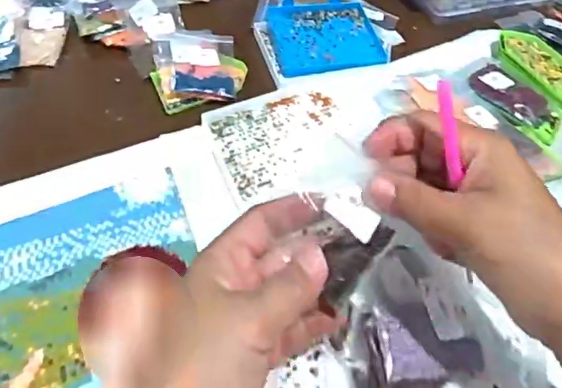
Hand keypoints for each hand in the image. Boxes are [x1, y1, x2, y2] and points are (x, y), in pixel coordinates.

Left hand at [174, 197, 339, 387]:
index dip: (291, 209)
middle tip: (355, 240)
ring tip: (356, 276)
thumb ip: (288, 287)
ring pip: (285, 293)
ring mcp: (243, 321)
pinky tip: (338, 318)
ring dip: (317, 286)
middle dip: (312, 247)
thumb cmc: (205, 359)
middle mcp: (233, 285)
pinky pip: (287, 328)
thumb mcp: (249, 320)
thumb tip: (320, 250)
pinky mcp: (253, 355)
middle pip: (277, 256)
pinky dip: (310, 323)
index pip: (260, 222)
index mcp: (222, 263)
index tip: (329, 202)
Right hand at [362, 112, 561, 338]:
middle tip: (387, 203)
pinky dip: (434, 225)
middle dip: (403, 174)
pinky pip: (441, 210)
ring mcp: (481, 194)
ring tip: (429, 233)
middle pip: (424, 152)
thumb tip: (368, 183)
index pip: (425, 123)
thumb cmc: (524, 252)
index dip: (393, 134)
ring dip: (419, 204)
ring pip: (429, 184)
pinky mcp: (482, 223)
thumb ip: (412, 200)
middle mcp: (479, 162)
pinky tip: (445, 249)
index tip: (366, 159)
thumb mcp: (464, 224)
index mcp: (481, 146)